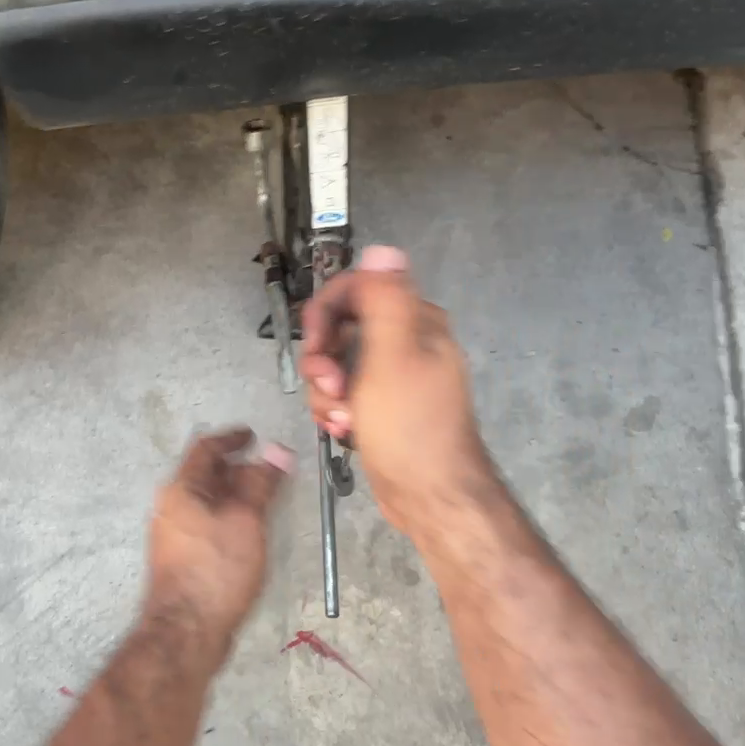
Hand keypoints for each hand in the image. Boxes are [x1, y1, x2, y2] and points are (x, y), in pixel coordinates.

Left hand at [143, 428, 292, 648]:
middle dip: (238, 468)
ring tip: (267, 498)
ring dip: (235, 494)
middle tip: (269, 470)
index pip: (205, 449)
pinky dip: (229, 516)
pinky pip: (207, 522)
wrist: (185, 632)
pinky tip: (250, 530)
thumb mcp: (246, 520)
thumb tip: (278, 450)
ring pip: (207, 501)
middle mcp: (171, 506)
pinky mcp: (182, 558)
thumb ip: (261, 484)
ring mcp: (174, 534)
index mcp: (180, 489)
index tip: (253, 435)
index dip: (232, 439)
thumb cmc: (216, 569)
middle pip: (205, 475)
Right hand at [299, 247, 497, 536]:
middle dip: (323, 360)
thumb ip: (385, 299)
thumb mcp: (393, 356)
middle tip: (329, 388)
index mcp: (415, 320)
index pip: (357, 288)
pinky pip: (342, 393)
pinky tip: (344, 431)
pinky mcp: (380, 405)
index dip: (326, 311)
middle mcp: (406, 341)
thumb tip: (384, 249)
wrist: (429, 496)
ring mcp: (391, 375)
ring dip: (325, 392)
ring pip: (335, 364)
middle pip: (339, 327)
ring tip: (341, 419)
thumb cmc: (409, 427)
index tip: (315, 343)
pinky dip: (335, 410)